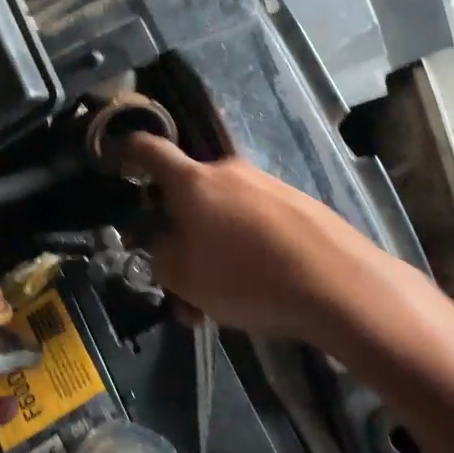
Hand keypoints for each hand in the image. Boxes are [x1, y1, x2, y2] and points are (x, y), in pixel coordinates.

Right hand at [123, 133, 393, 342]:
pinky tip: (259, 289)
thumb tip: (165, 244)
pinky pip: (257, 223)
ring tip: (222, 302)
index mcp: (193, 181)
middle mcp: (228, 171)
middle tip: (181, 278)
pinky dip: (248, 250)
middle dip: (181, 232)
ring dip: (215, 248)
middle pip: (191, 193)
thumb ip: (161, 256)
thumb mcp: (184, 278)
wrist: (337, 283)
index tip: (116, 156)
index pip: (150, 150)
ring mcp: (267, 184)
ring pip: (225, 214)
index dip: (128, 151)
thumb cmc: (246, 277)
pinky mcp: (298, 203)